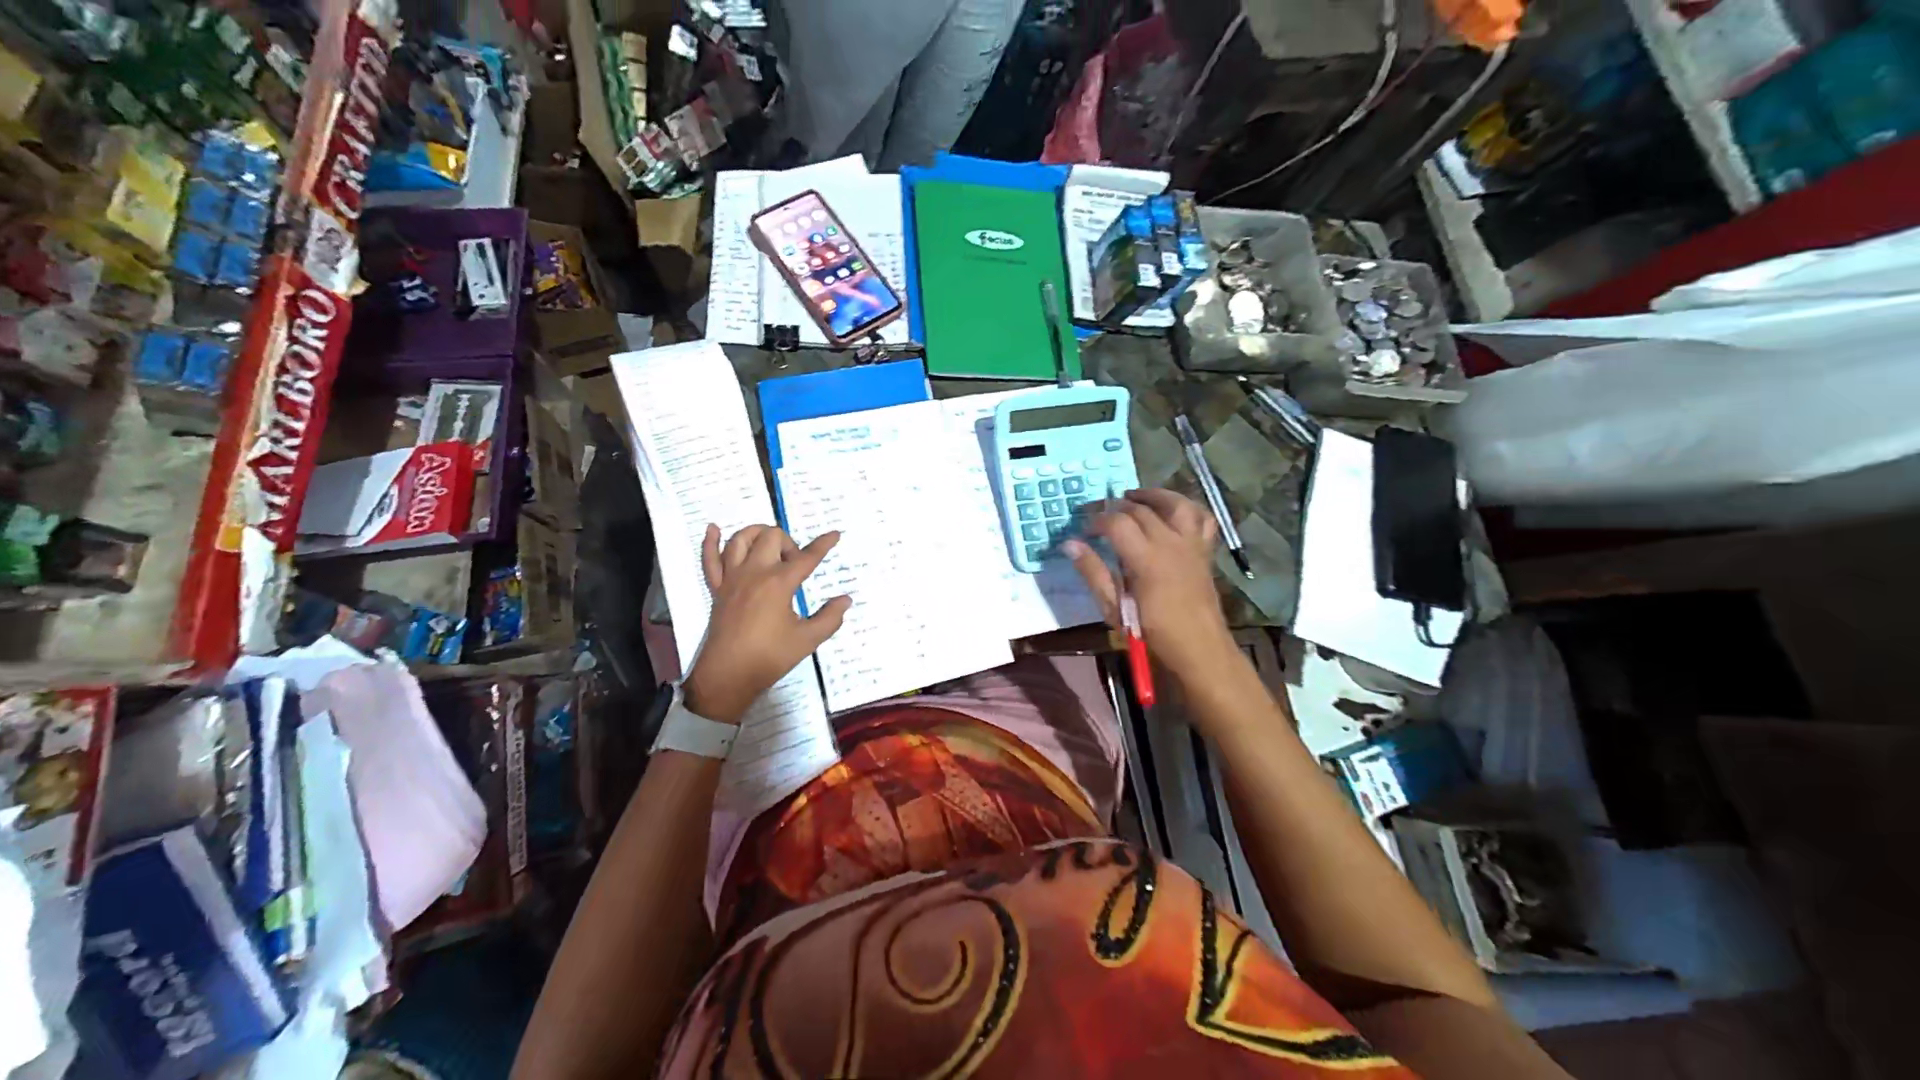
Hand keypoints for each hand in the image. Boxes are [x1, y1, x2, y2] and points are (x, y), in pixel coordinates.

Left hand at [681, 524, 850, 724]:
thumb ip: (830, 618)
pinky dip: (710, 541)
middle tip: (795, 565)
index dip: (823, 545)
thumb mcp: (808, 639)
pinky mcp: (717, 588)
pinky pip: (709, 559)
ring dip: (757, 534)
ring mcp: (732, 578)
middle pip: (772, 537)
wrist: (728, 675)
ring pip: (740, 539)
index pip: (806, 557)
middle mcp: (754, 572)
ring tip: (769, 545)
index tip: (834, 535)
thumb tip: (845, 600)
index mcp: (779, 583)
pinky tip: (714, 529)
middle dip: (789, 542)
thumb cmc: (770, 657)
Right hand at [1062, 489, 1235, 684]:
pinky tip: (1172, 511)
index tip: (1085, 530)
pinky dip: (1188, 508)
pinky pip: (1202, 518)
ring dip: (1153, 495)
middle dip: (1117, 506)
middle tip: (1100, 514)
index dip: (1097, 520)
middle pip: (1141, 509)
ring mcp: (1192, 545)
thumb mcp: (1114, 609)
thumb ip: (1093, 573)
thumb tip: (1070, 544)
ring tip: (1134, 497)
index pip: (1117, 522)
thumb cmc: (1152, 634)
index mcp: (1146, 559)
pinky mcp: (1205, 551)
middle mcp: (1171, 543)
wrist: (1199, 649)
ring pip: (1176, 503)